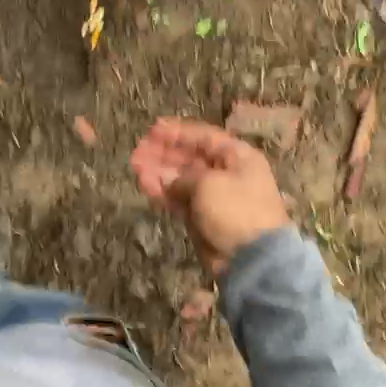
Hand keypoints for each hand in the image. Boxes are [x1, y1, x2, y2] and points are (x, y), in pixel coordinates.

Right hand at [130, 118, 291, 273]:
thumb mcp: (209, 184)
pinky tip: (145, 186)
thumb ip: (183, 177)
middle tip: (137, 152)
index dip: (178, 133)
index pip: (204, 138)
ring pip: (180, 180)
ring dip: (158, 173)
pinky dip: (163, 193)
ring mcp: (212, 197)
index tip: (153, 129)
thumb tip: (166, 178)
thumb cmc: (236, 210)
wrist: (250, 257)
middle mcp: (225, 173)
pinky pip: (179, 200)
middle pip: (189, 158)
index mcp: (236, 157)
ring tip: (135, 168)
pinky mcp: (201, 218)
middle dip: (163, 154)